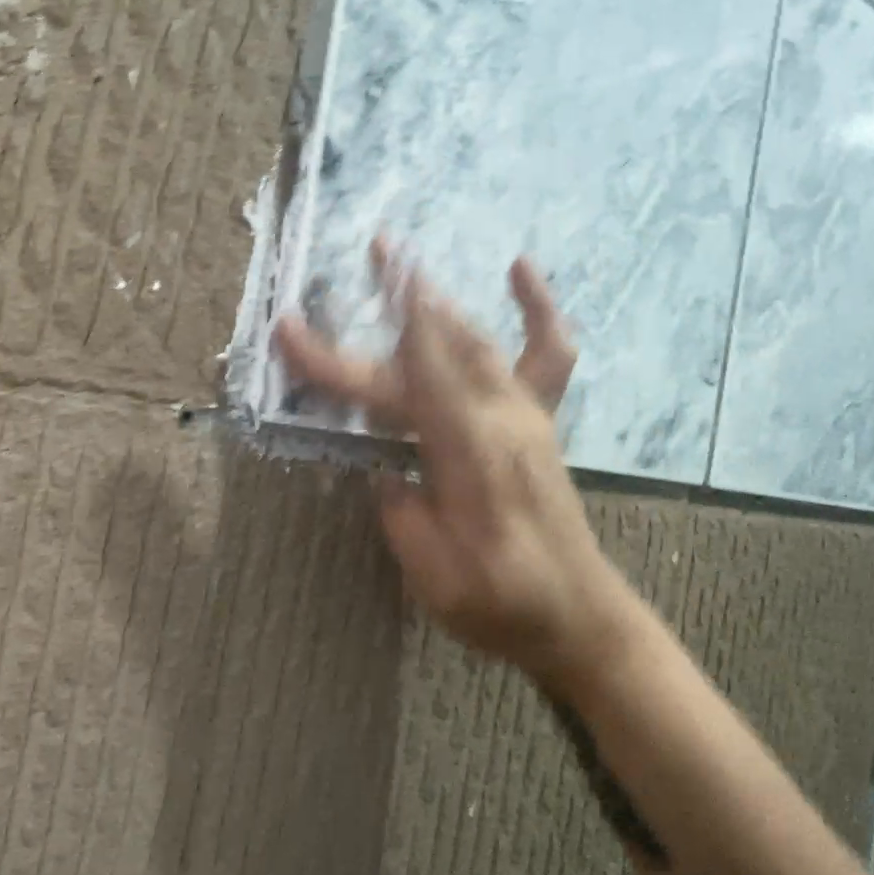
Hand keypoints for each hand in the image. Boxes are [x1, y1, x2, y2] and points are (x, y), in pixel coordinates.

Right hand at [273, 241, 630, 682]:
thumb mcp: (435, 580)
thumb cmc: (501, 606)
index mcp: (470, 456)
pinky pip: (545, 355)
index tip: (291, 332)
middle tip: (361, 253)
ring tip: (399, 257)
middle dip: (393, 298)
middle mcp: (501, 421)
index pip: (397, 390)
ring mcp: (525, 417)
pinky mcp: (537, 423)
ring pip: (475, 340)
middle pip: (435, 349)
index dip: (339, 359)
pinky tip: (518, 269)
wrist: (582, 622)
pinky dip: (535, 308)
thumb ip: (402, 515)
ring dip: (433, 297)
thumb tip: (381, 468)